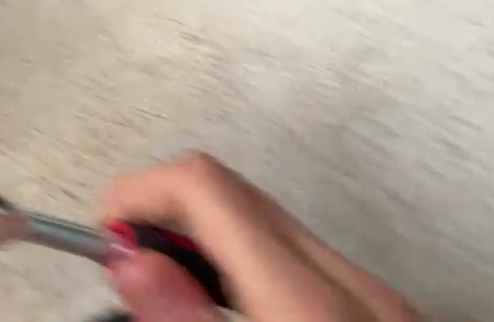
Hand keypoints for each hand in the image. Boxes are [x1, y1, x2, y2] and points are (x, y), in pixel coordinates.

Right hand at [100, 153, 417, 321]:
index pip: (202, 184)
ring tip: (175, 292)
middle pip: (227, 187)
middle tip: (132, 267)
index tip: (107, 237)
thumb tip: (130, 260)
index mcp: (309, 302)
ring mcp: (376, 297)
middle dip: (162, 210)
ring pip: (259, 214)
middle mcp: (351, 285)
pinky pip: (290, 249)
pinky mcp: (386, 313)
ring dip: (200, 232)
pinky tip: (228, 308)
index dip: (138, 193)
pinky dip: (241, 257)